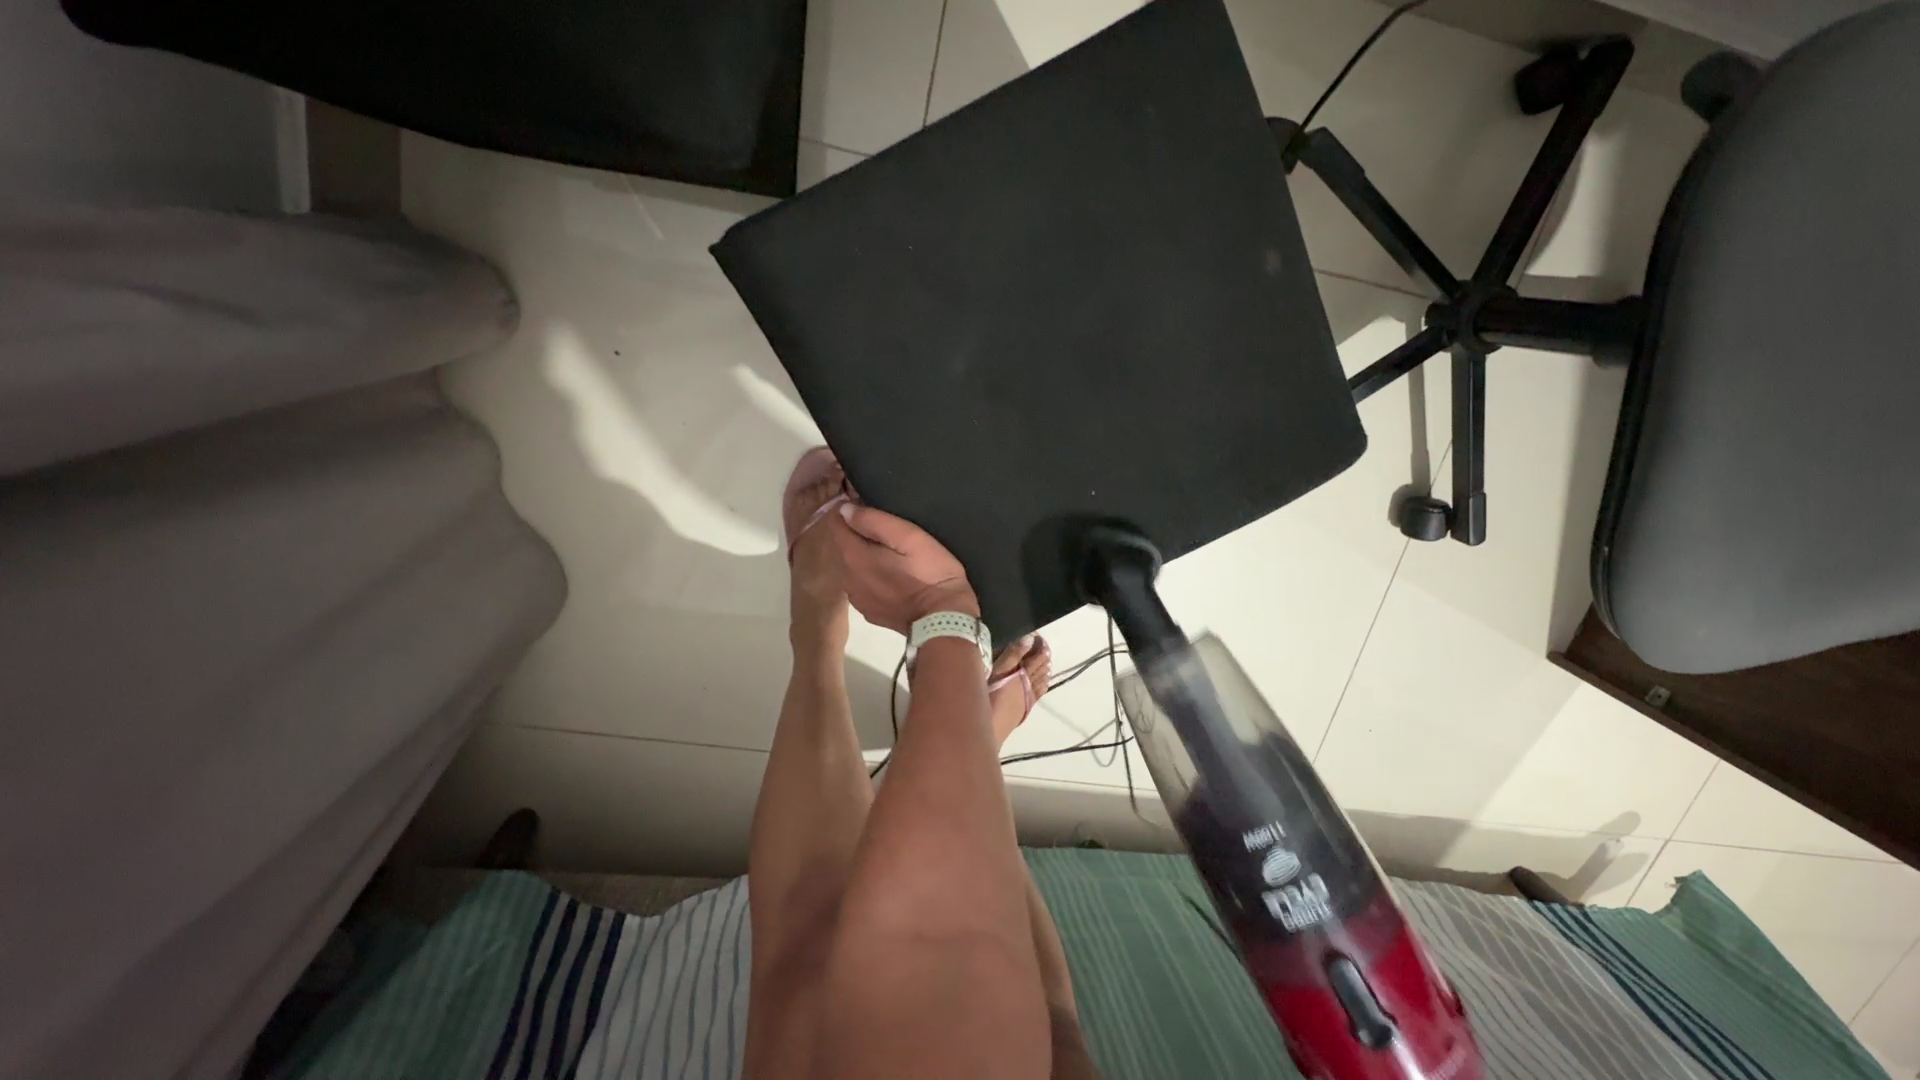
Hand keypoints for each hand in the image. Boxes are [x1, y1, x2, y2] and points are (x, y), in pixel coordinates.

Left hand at [828, 503, 978, 634]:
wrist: (944, 621)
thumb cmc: (931, 573)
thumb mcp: (910, 537)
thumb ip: (874, 521)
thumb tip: (845, 510)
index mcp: (853, 557)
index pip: (836, 524)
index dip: (849, 510)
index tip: (867, 503)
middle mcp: (847, 578)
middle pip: (843, 546)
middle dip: (857, 533)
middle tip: (886, 529)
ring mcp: (857, 598)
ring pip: (853, 567)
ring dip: (864, 557)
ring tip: (890, 553)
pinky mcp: (870, 612)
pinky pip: (863, 585)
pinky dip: (872, 577)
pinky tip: (893, 578)